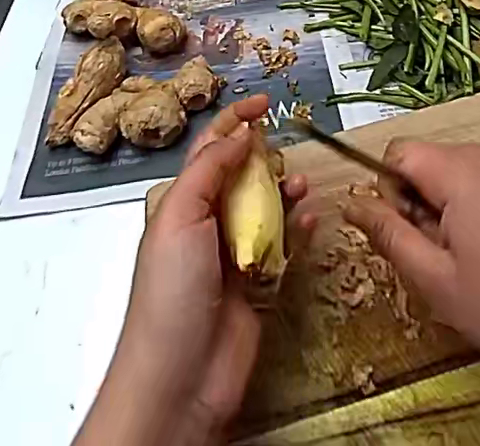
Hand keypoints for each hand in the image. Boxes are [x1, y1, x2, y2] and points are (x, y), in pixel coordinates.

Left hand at [76, 96, 313, 445]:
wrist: (181, 377)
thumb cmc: (170, 291)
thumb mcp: (181, 216)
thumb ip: (209, 170)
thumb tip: (238, 133)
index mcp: (181, 199)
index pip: (209, 148)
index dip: (235, 121)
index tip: (264, 102)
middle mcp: (206, 219)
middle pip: (239, 174)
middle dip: (262, 154)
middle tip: (285, 144)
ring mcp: (231, 252)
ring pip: (264, 208)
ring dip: (282, 191)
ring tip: (300, 183)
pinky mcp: (256, 284)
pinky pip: (281, 247)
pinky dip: (296, 230)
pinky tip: (309, 219)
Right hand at [342, 141, 479, 385]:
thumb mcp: (436, 280)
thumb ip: (386, 233)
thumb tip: (350, 204)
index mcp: (459, 170)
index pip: (395, 154)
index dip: (388, 193)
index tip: (411, 237)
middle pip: (424, 163)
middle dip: (418, 203)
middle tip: (441, 257)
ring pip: (454, 176)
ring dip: (447, 210)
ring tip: (473, 262)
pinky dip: (478, 212)